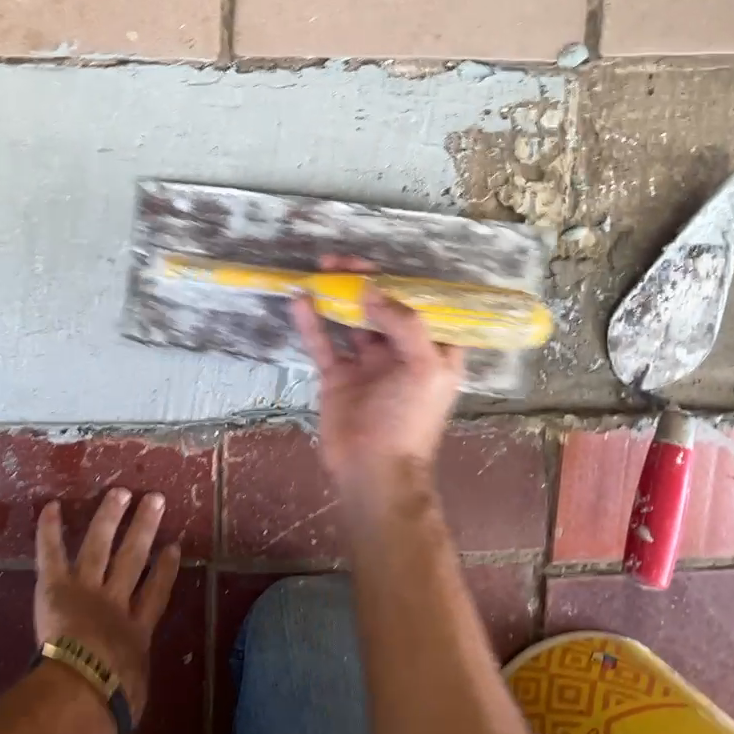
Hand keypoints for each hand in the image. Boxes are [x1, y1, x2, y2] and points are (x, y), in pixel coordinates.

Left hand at [34, 488, 180, 721]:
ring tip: (119, 492)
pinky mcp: (57, 586)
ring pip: (100, 545)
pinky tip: (51, 505)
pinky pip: (52, 553)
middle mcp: (115, 602)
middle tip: (153, 499)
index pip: (155, 593)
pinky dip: (50, 530)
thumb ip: (131, 682)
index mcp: (136, 631)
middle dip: (143, 528)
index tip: (174, 546)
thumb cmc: (113, 703)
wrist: (86, 692)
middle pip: (132, 558)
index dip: (165, 569)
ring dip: (109, 517)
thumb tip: (130, 690)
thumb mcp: (131, 696)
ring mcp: (87, 589)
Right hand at [289, 255, 466, 487]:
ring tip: (321, 268)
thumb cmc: (409, 420)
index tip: (381, 264)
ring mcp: (367, 364)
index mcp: (433, 352)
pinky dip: (311, 321)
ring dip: (337, 295)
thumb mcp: (424, 368)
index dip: (404, 282)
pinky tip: (299, 299)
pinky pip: (323, 342)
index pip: (423, 306)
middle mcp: (401, 353)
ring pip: (351, 320)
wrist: (373, 471)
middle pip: (382, 307)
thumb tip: (371, 289)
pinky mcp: (337, 376)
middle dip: (364, 281)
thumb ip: (404, 324)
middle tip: (342, 261)